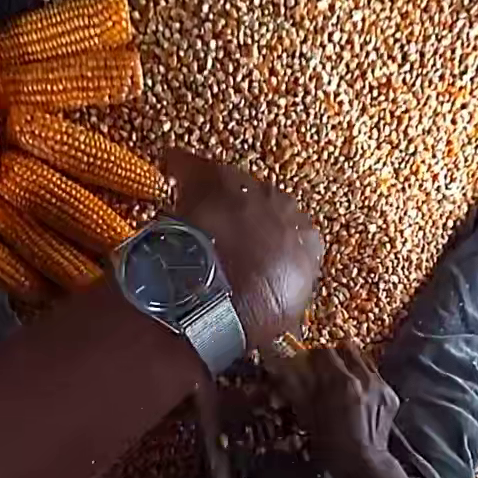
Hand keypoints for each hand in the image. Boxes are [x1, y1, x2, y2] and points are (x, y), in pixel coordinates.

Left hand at [163, 150, 321, 347]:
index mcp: (307, 241)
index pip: (294, 235)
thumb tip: (278, 301)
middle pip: (264, 205)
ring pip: (233, 185)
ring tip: (197, 208)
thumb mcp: (285, 312)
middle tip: (223, 233)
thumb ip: (285, 294)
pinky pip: (194, 166)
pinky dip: (182, 166)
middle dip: (246, 217)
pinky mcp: (215, 178)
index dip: (271, 244)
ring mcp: (250, 190)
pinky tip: (170, 164)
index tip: (255, 254)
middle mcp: (285, 207)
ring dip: (218, 196)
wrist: (224, 296)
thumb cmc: (256, 313)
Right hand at [268, 342, 398, 475]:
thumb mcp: (308, 415)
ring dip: (351, 365)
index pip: (325, 352)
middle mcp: (364, 378)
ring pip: (364, 361)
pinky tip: (357, 396)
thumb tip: (287, 370)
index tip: (307, 361)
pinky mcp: (391, 396)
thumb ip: (299, 388)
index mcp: (341, 382)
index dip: (313, 355)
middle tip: (325, 366)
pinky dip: (364, 381)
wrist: (362, 463)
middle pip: (348, 349)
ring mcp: (381, 386)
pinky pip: (375, 377)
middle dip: (334, 355)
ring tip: (342, 380)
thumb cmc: (329, 443)